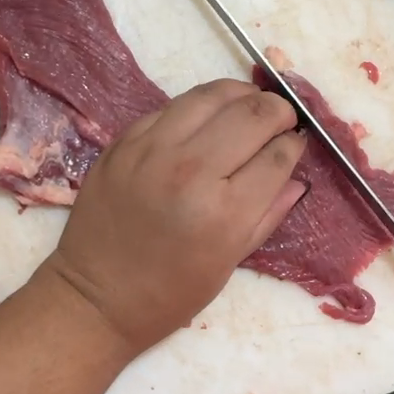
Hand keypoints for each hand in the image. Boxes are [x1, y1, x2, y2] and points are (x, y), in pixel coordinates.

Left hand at [40, 80, 306, 353]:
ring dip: (241, 96)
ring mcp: (153, 151)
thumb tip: (297, 177)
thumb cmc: (170, 294)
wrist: (97, 297)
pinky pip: (172, 107)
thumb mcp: (229, 264)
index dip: (295, 145)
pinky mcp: (124, 142)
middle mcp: (191, 171)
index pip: (277, 155)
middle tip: (282, 119)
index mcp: (225, 212)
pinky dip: (199, 108)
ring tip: (250, 107)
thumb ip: (267, 215)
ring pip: (212, 96)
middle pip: (253, 114)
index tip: (296, 143)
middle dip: (278, 112)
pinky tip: (207, 121)